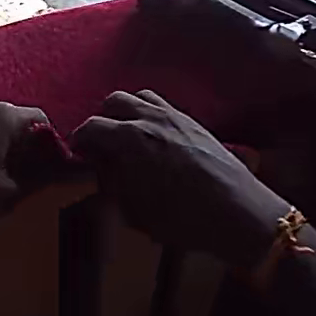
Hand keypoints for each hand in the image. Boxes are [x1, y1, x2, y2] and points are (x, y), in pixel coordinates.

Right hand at [72, 90, 292, 270]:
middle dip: (102, 119)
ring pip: (139, 96)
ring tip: (126, 135)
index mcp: (130, 138)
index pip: (91, 126)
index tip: (77, 154)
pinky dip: (149, 112)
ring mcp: (174, 114)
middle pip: (114, 101)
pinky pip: (162, 104)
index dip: (78, 140)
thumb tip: (100, 165)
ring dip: (127, 111)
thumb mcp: (135, 210)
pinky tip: (153, 136)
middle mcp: (150, 116)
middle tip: (101, 143)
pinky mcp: (193, 120)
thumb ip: (111, 182)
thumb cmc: (183, 219)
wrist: (238, 212)